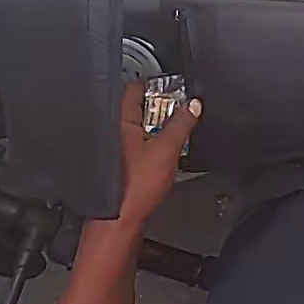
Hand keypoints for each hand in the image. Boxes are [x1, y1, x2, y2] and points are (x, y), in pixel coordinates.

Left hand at [113, 83, 198, 223]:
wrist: (120, 219)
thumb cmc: (133, 187)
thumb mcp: (167, 149)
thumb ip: (181, 123)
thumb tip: (193, 105)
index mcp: (118, 121)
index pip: (133, 89)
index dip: (153, 84)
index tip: (170, 86)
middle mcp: (111, 132)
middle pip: (137, 107)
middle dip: (159, 108)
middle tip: (178, 112)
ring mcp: (113, 149)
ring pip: (137, 127)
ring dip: (155, 128)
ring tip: (173, 135)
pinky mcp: (118, 164)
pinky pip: (136, 144)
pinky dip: (150, 144)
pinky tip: (161, 155)